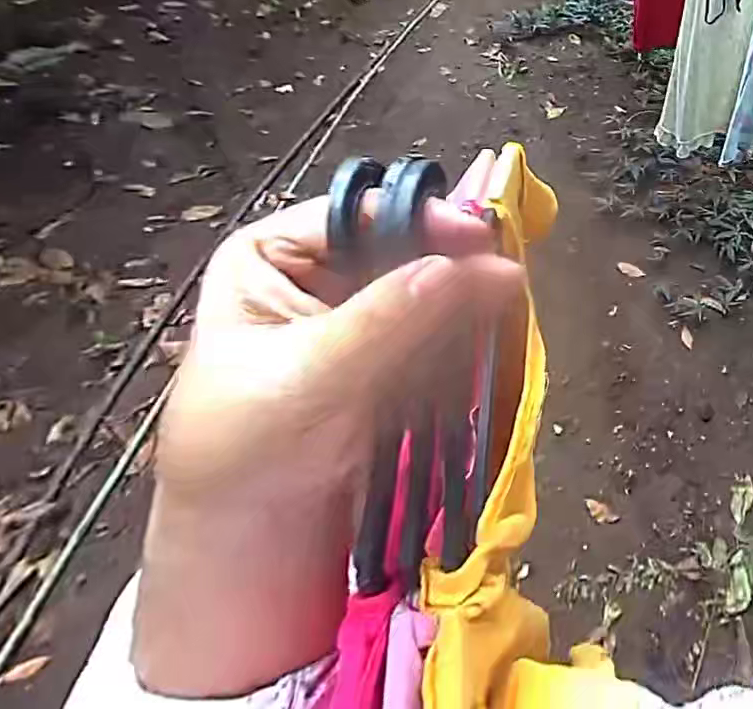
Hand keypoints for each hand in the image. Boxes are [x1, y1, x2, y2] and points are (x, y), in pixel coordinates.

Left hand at [133, 194, 522, 695]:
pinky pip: (449, 319)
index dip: (421, 217)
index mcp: (277, 254)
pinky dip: (474, 324)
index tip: (479, 238)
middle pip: (408, 242)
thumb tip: (468, 267)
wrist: (252, 539)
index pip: (360, 213)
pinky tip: (493, 332)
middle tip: (504, 275)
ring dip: (473, 293)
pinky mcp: (405, 345)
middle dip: (455, 259)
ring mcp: (372, 307)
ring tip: (506, 305)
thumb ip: (387, 317)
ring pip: (437, 280)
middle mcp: (328, 269)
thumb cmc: (246, 452)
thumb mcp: (308, 377)